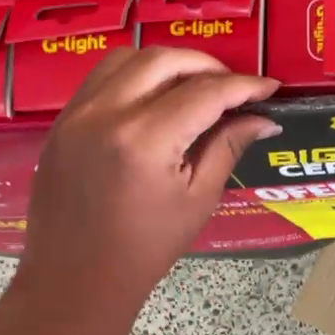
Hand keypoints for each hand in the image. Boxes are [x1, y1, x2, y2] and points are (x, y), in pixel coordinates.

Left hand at [18, 47, 279, 311]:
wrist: (76, 276)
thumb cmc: (147, 245)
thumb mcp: (200, 197)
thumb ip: (228, 147)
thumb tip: (264, 119)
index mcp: (145, 139)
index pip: (205, 92)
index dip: (244, 85)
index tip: (271, 88)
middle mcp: (106, 114)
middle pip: (164, 60)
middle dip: (208, 66)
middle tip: (236, 86)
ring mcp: (77, 114)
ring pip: (128, 58)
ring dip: (170, 64)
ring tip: (198, 86)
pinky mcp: (63, 121)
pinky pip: (103, 78)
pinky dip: (138, 75)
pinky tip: (160, 99)